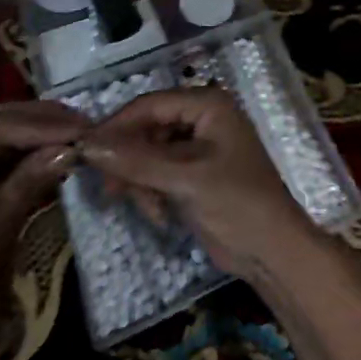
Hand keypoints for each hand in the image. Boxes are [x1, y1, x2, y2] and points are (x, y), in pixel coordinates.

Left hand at [0, 101, 83, 359]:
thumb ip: (28, 183)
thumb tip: (72, 146)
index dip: (40, 125)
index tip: (83, 128)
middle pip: (1, 129)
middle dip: (44, 124)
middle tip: (89, 126)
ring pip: (10, 147)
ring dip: (45, 140)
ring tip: (85, 138)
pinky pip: (13, 171)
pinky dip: (40, 165)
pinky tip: (68, 162)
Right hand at [82, 87, 314, 279]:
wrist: (273, 255)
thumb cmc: (237, 203)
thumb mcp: (184, 178)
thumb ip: (135, 160)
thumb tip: (86, 146)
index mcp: (207, 105)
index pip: (148, 105)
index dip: (116, 125)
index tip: (86, 148)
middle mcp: (200, 118)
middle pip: (145, 129)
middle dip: (129, 160)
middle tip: (109, 187)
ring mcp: (196, 147)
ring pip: (146, 153)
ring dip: (140, 181)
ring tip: (148, 209)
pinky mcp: (191, 174)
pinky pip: (156, 173)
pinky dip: (151, 192)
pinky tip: (159, 215)